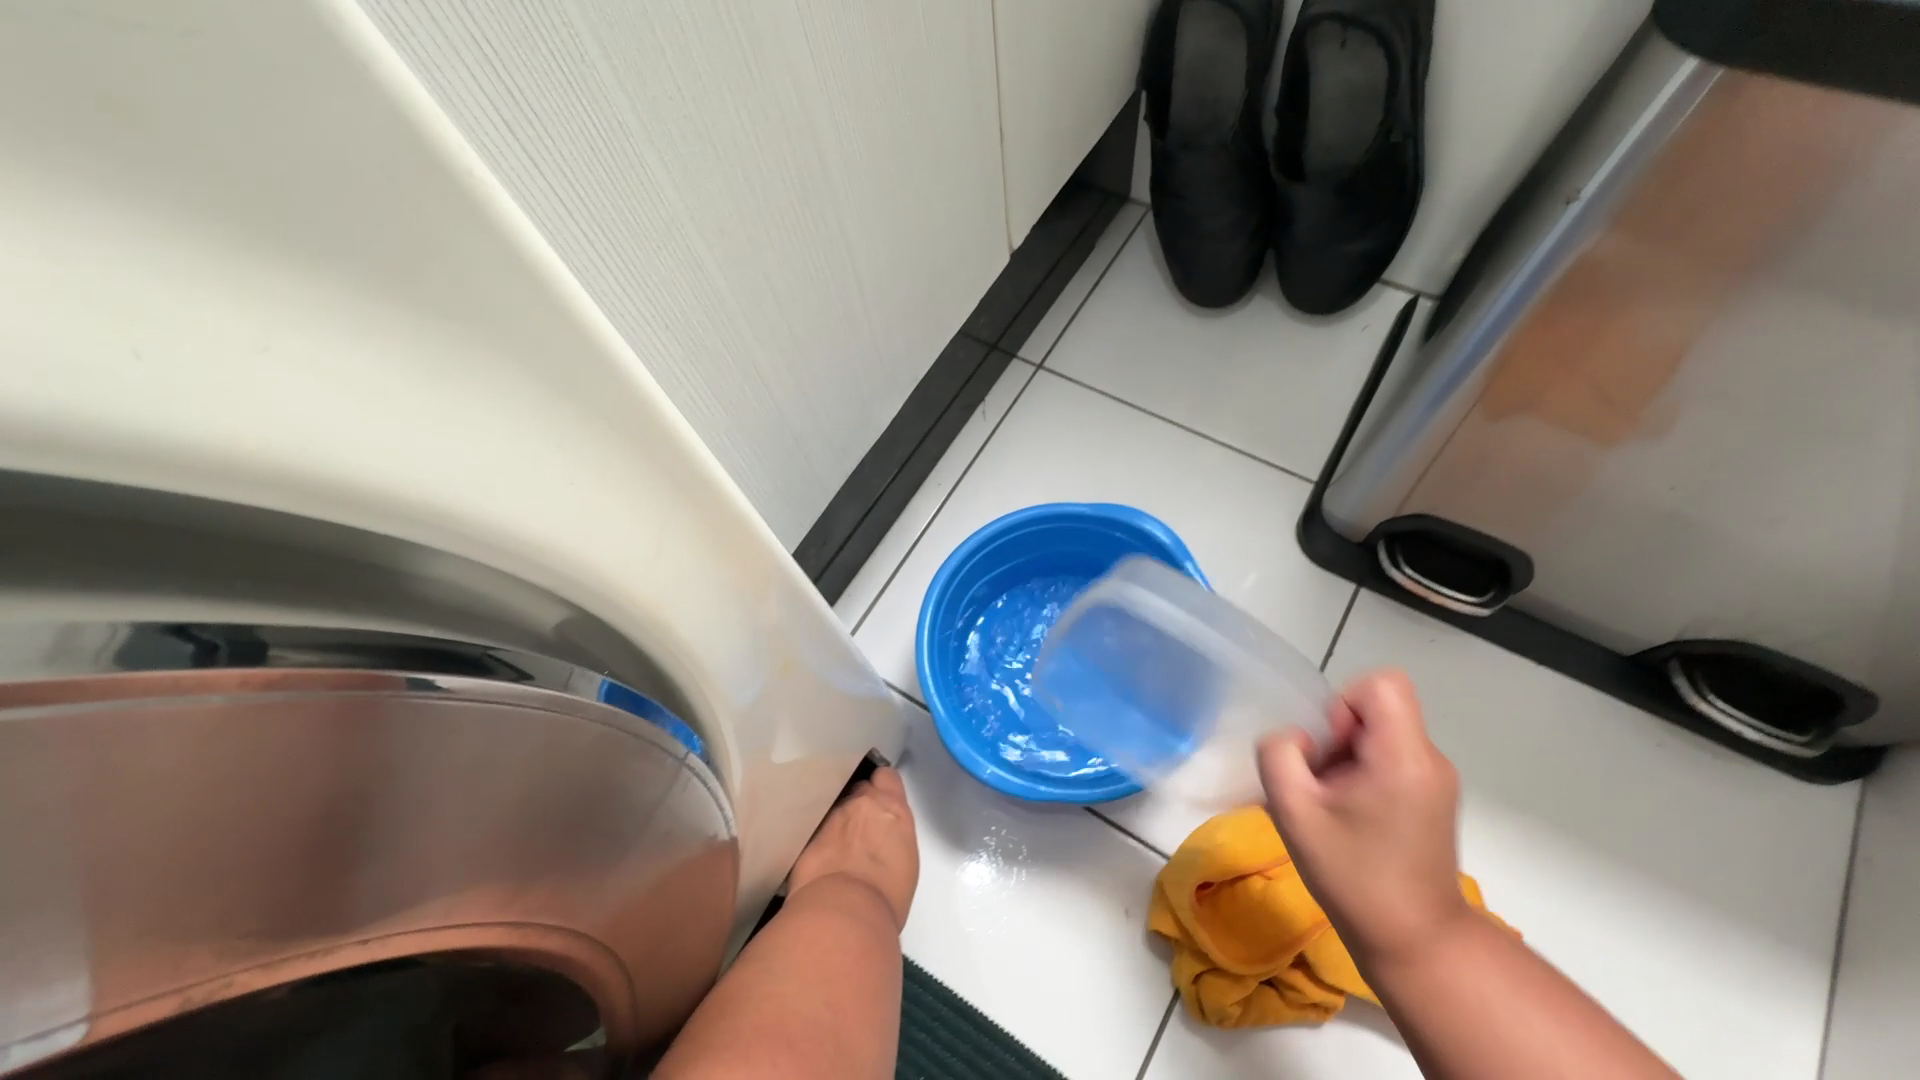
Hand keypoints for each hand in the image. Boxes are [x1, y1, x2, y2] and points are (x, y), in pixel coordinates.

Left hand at [789, 766, 919, 929]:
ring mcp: (831, 818)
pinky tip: (823, 861)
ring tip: (841, 849)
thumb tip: (883, 841)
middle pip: (859, 789)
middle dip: (860, 804)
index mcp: (892, 808)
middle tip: (863, 830)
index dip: (883, 788)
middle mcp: (861, 804)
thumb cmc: (887, 895)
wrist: (844, 912)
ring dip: (839, 823)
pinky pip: (815, 830)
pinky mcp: (807, 836)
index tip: (883, 803)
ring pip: (835, 809)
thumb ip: (894, 835)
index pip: (886, 777)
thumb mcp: (905, 860)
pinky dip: (820, 840)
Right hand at [1257, 669, 1470, 963]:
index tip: (1328, 751)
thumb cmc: (1353, 877)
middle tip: (1321, 785)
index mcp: (1405, 756)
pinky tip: (1350, 818)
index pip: (1381, 684)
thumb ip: (1279, 756)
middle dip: (1338, 736)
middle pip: (1377, 708)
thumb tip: (1298, 740)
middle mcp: (1430, 758)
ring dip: (1347, 758)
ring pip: (1381, 734)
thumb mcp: (1293, 813)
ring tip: (1332, 806)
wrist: (1415, 941)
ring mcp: (1436, 779)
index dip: (1343, 704)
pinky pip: (1390, 759)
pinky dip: (1362, 775)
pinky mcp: (1433, 798)